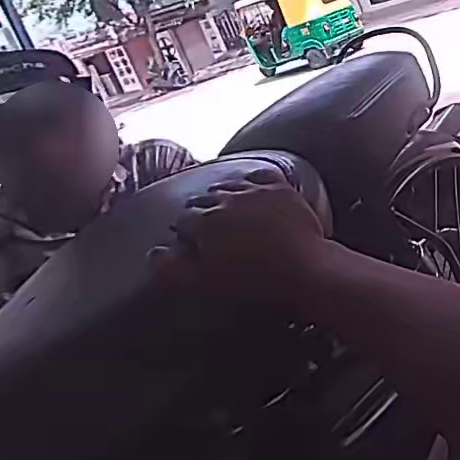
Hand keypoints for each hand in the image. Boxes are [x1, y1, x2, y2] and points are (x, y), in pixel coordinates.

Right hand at [152, 167, 331, 302]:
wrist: (304, 270)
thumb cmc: (253, 283)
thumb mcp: (204, 284)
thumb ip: (172, 268)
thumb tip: (155, 251)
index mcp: (204, 221)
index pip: (183, 219)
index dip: (185, 230)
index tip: (191, 239)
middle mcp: (227, 198)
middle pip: (204, 199)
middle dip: (202, 211)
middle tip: (209, 226)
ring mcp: (256, 190)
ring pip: (231, 184)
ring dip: (225, 194)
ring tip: (228, 207)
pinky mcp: (282, 188)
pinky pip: (261, 175)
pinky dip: (253, 180)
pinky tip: (254, 189)